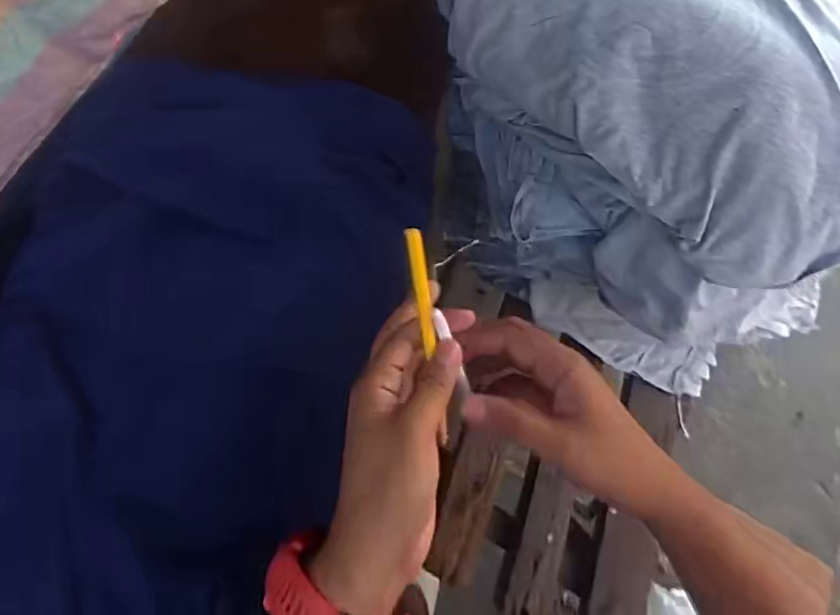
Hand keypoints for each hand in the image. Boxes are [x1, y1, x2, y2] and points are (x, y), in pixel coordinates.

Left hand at [310, 299, 473, 614]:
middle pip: (402, 347)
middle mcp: (380, 392)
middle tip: (458, 309)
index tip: (444, 292)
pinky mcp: (407, 436)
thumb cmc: (392, 485)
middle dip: (426, 325)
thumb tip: (450, 341)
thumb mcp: (415, 431)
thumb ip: (433, 385)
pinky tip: (458, 382)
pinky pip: (423, 397)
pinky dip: (439, 384)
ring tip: (464, 339)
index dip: (421, 313)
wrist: (376, 547)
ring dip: (435, 353)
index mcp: (374, 384)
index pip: (399, 336)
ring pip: (414, 371)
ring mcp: (392, 415)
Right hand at [457, 316, 672, 519]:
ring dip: (487, 365)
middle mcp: (559, 363)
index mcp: (561, 363)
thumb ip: (510, 420)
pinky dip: (500, 386)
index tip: (443, 348)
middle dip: (479, 345)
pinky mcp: (559, 398)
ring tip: (456, 381)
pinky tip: (481, 402)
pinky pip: (522, 382)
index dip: (476, 338)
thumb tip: (463, 404)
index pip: (510, 337)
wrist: (654, 490)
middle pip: (512, 340)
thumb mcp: (557, 444)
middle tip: (444, 360)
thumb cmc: (610, 463)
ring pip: (515, 360)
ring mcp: (559, 380)